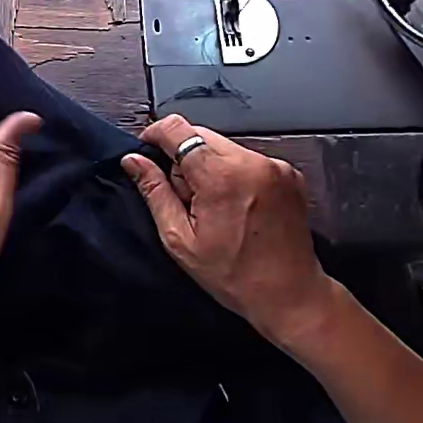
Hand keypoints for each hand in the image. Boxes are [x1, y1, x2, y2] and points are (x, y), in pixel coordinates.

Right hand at [121, 115, 341, 346]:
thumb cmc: (235, 275)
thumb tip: (134, 161)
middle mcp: (251, 163)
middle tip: (184, 196)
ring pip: (224, 146)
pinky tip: (235, 206)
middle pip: (201, 134)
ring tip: (212, 206)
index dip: (155, 134)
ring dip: (209, 165)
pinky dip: (233, 173)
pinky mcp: (288, 173)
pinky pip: (247, 158)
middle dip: (183, 156)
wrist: (288, 293)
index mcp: (221, 177)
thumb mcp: (180, 238)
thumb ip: (155, 192)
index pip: (178, 129)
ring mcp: (274, 166)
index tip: (147, 149)